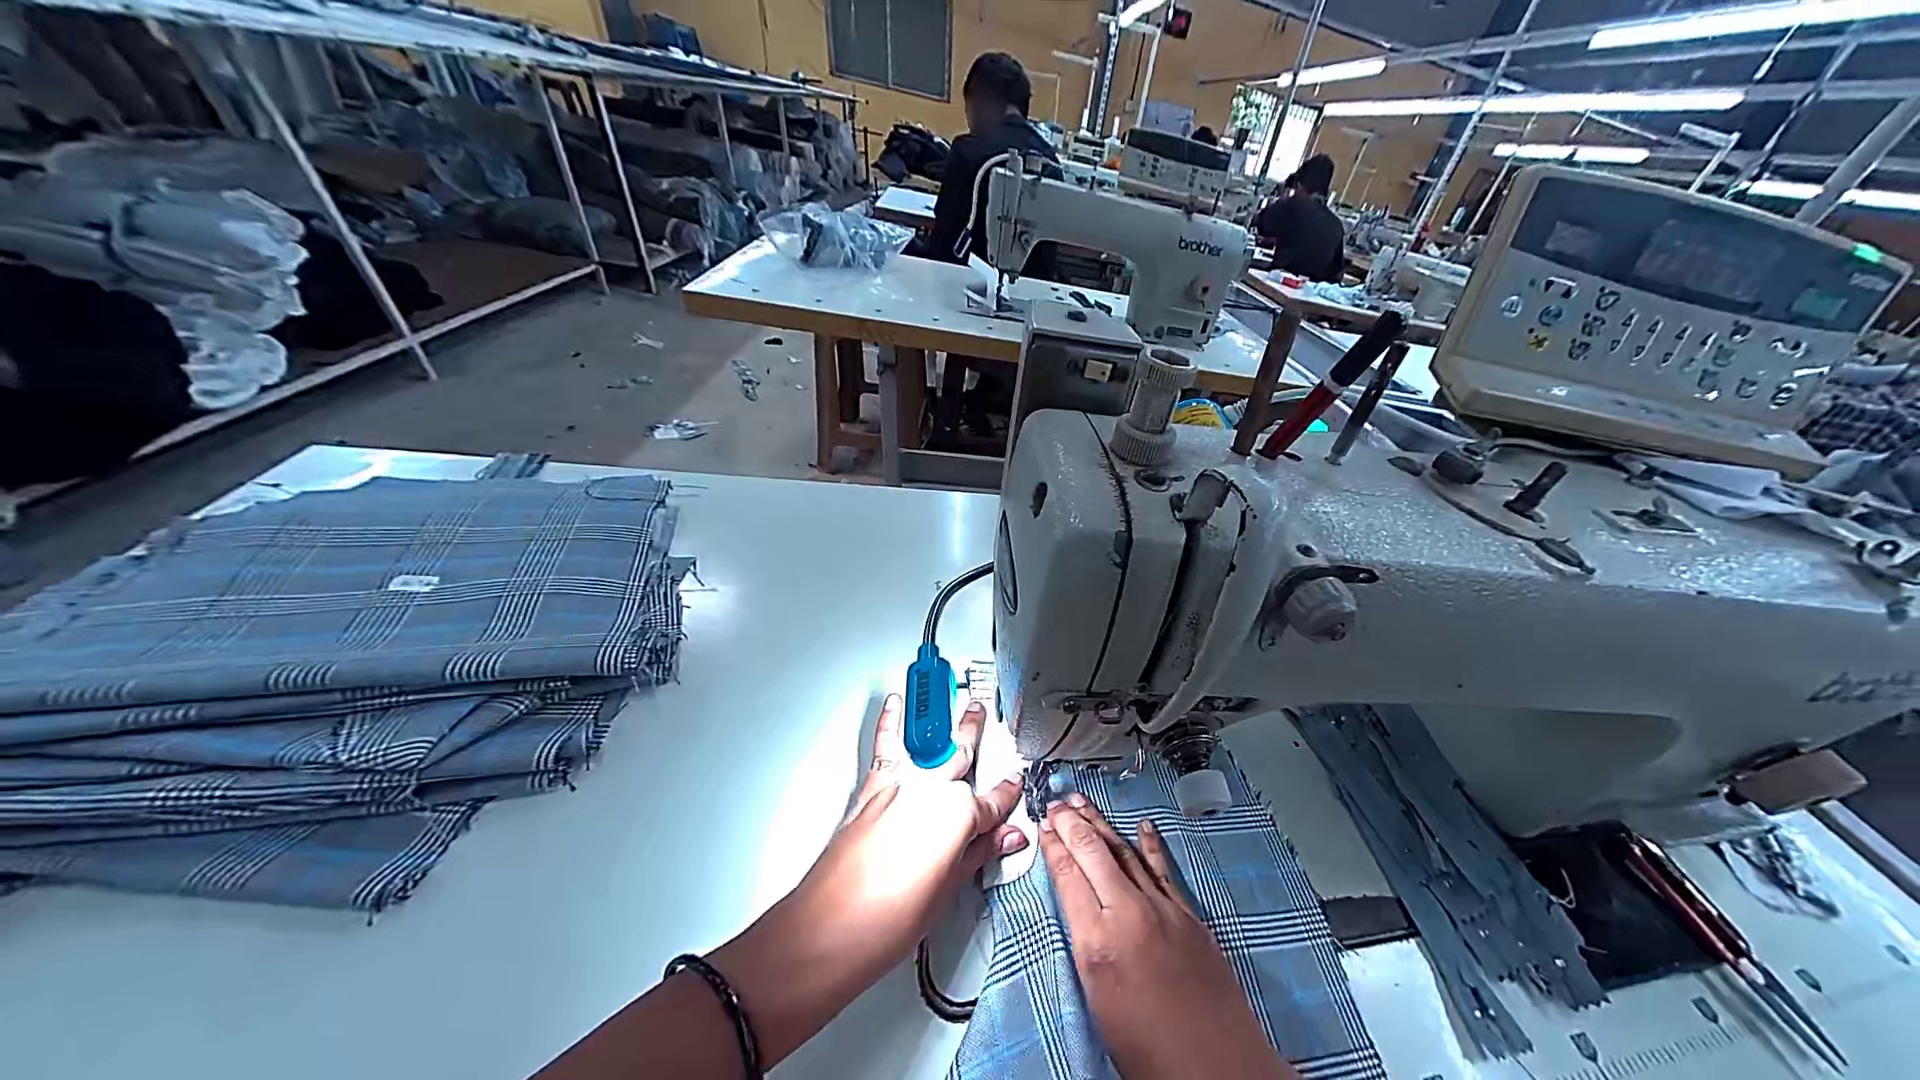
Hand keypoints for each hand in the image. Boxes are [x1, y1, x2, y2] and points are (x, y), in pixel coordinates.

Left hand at [536, 694, 1024, 1078]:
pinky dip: (891, 721)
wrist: (828, 927)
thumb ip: (978, 854)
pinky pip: (886, 743)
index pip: (993, 801)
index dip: (1007, 795)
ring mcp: (899, 785)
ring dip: (939, 714)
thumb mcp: (947, 891)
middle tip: (981, 710)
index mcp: (958, 816)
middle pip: (961, 754)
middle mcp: (930, 791)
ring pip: (927, 739)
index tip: (1014, 787)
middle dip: (974, 730)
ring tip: (949, 693)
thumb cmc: (884, 919)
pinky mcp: (872, 788)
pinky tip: (894, 705)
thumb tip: (1006, 839)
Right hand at [1040, 797, 1295, 1079]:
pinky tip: (1142, 826)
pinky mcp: (1189, 916)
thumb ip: (1083, 939)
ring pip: (1125, 852)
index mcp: (1098, 941)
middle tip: (1056, 804)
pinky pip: (1162, 870)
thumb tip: (1075, 902)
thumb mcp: (1096, 995)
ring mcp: (1163, 910)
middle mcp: (1130, 915)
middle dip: (1071, 823)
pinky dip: (1150, 845)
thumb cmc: (1149, 1049)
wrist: (1216, 1068)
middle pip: (1093, 853)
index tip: (1043, 828)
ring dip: (1100, 823)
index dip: (1053, 846)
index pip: (1068, 875)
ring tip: (1082, 803)